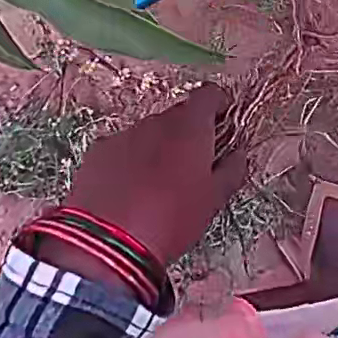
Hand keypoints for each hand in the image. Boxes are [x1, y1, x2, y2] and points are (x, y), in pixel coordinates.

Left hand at [43, 84, 247, 288]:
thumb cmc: (170, 220)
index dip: (219, 103)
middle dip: (189, 132)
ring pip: (149, 132)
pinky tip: (130, 189)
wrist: (109, 242)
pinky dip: (130, 159)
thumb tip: (238, 156)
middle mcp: (157, 122)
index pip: (209, 94)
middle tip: (195, 162)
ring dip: (158, 147)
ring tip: (160, 183)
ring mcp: (125, 133)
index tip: (223, 118)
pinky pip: (122, 147)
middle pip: (179, 114)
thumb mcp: (212, 200)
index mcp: (190, 127)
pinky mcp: (99, 150)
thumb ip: (230, 171)